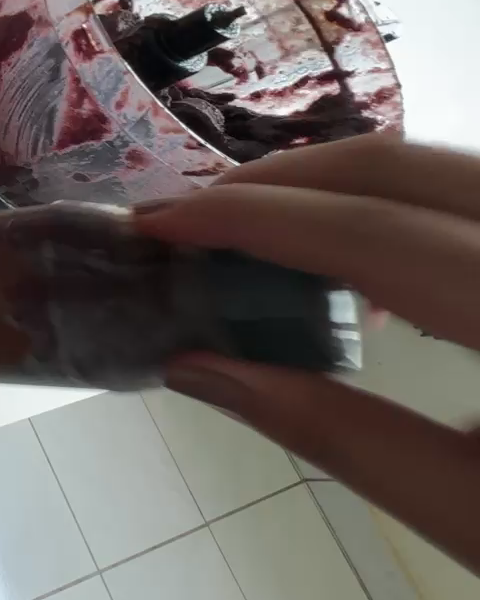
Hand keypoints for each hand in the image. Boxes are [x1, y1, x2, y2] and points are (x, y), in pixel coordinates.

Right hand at [134, 133, 479, 573]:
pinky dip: (384, 204)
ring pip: (441, 165)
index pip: (371, 235)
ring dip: (324, 184)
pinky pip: (467, 195)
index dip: (244, 217)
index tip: (151, 224)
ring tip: (248, 227)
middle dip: (274, 180)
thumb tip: (191, 371)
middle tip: (188, 216)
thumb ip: (336, 434)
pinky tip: (346, 252)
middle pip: (404, 165)